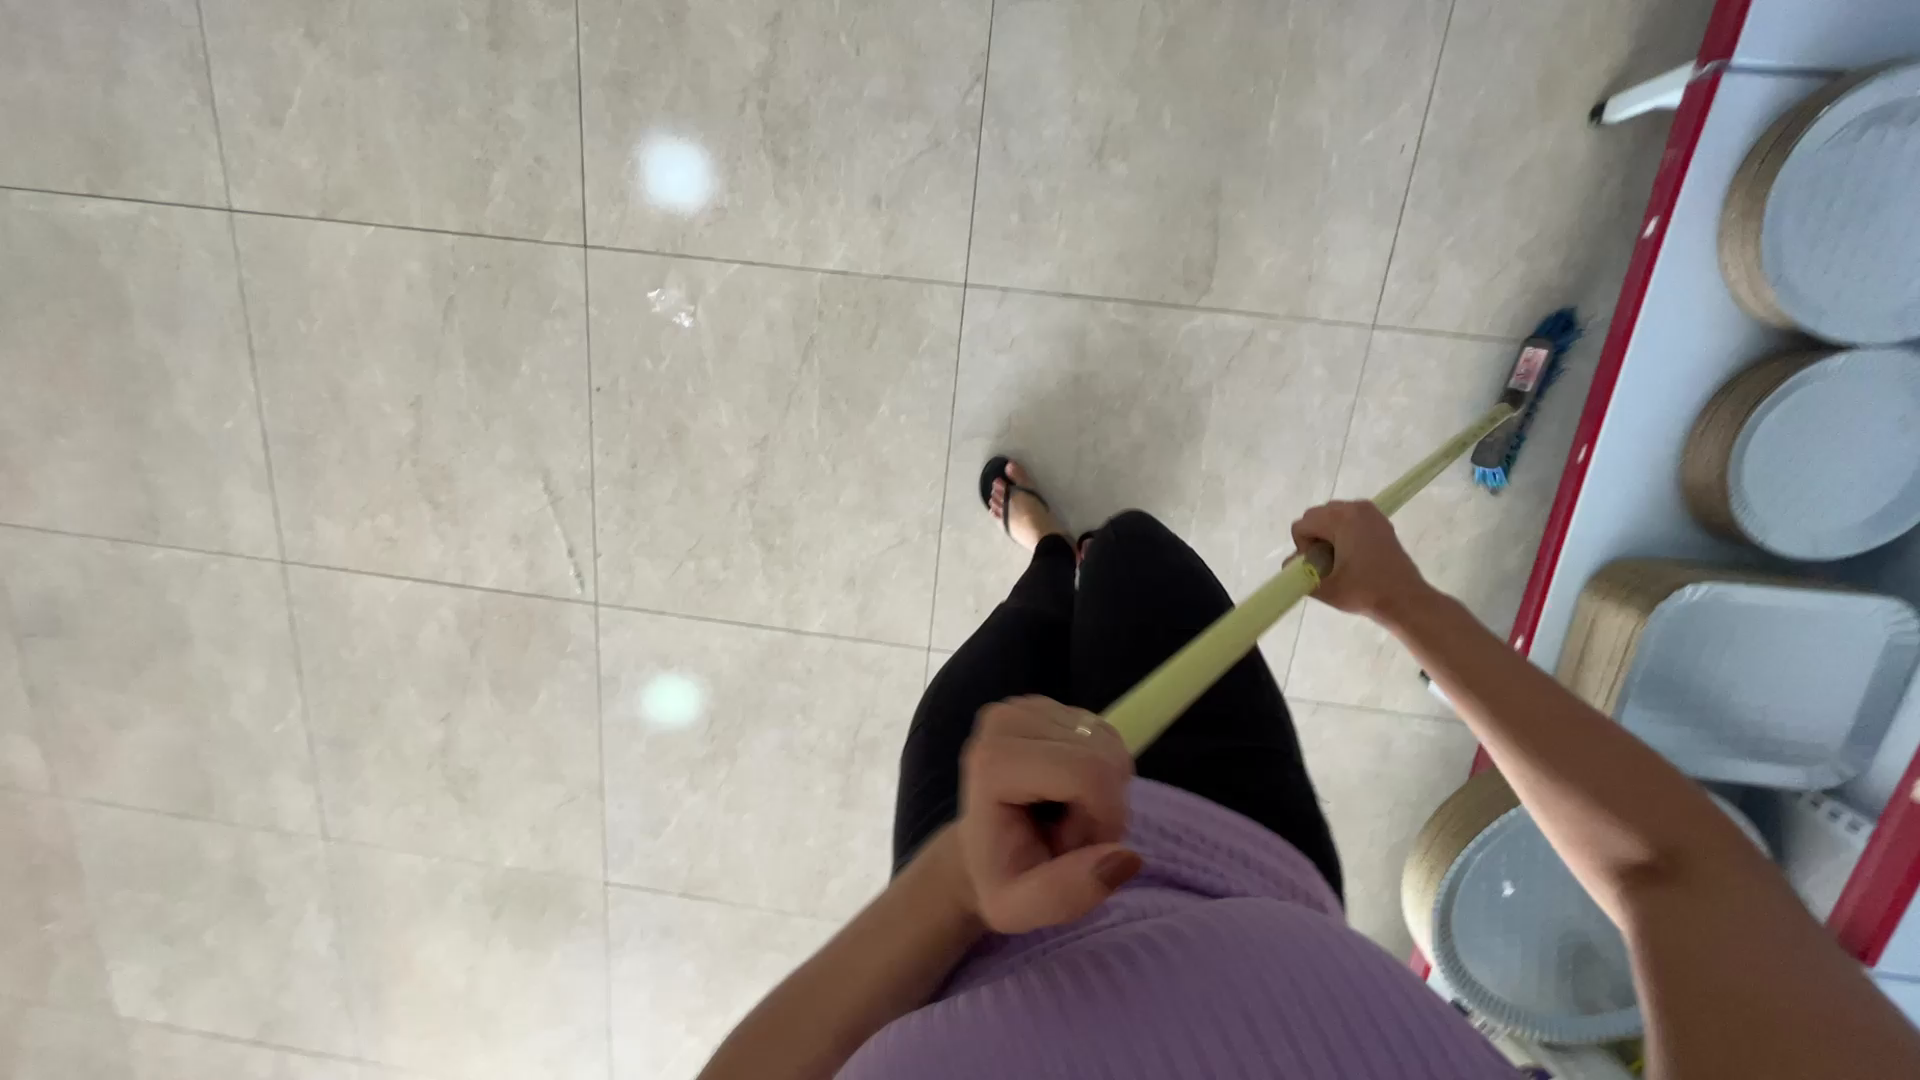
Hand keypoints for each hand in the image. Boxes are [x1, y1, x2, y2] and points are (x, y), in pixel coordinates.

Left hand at [953, 696, 1141, 933]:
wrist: (980, 847)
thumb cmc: (998, 878)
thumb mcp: (1019, 909)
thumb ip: (1069, 893)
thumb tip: (1127, 857)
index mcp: (993, 761)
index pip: (1088, 774)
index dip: (1103, 819)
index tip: (1075, 850)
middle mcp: (1005, 720)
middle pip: (1103, 756)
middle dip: (1104, 807)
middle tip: (1070, 836)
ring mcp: (1026, 706)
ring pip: (1110, 745)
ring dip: (1104, 791)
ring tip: (1066, 816)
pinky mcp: (1047, 705)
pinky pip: (1105, 736)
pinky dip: (1103, 771)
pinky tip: (1071, 792)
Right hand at [1291, 500, 1432, 621]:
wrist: (1405, 599)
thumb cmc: (1364, 592)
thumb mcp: (1322, 587)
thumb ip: (1297, 572)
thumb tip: (1291, 563)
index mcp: (1340, 519)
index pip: (1301, 525)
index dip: (1303, 547)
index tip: (1319, 565)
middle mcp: (1354, 508)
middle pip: (1315, 516)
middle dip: (1314, 537)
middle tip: (1328, 562)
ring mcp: (1369, 511)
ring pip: (1331, 515)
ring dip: (1327, 534)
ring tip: (1341, 558)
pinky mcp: (1379, 519)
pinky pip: (1348, 518)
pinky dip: (1343, 531)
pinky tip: (1353, 553)